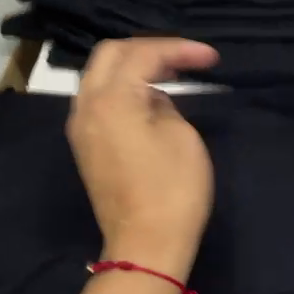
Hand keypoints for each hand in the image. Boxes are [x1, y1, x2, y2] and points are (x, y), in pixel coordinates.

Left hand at [68, 38, 219, 278]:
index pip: (143, 54)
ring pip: (101, 77)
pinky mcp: (86, 147)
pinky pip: (101, 101)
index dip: (179, 49)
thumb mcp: (182, 136)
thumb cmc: (172, 190)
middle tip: (185, 59)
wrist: (146, 244)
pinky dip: (125, 90)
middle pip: (111, 55)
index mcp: (111, 99)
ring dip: (134, 69)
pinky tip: (152, 99)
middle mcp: (86, 106)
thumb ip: (165, 106)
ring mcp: (81, 128)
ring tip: (172, 74)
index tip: (212, 58)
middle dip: (149, 50)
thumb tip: (153, 102)